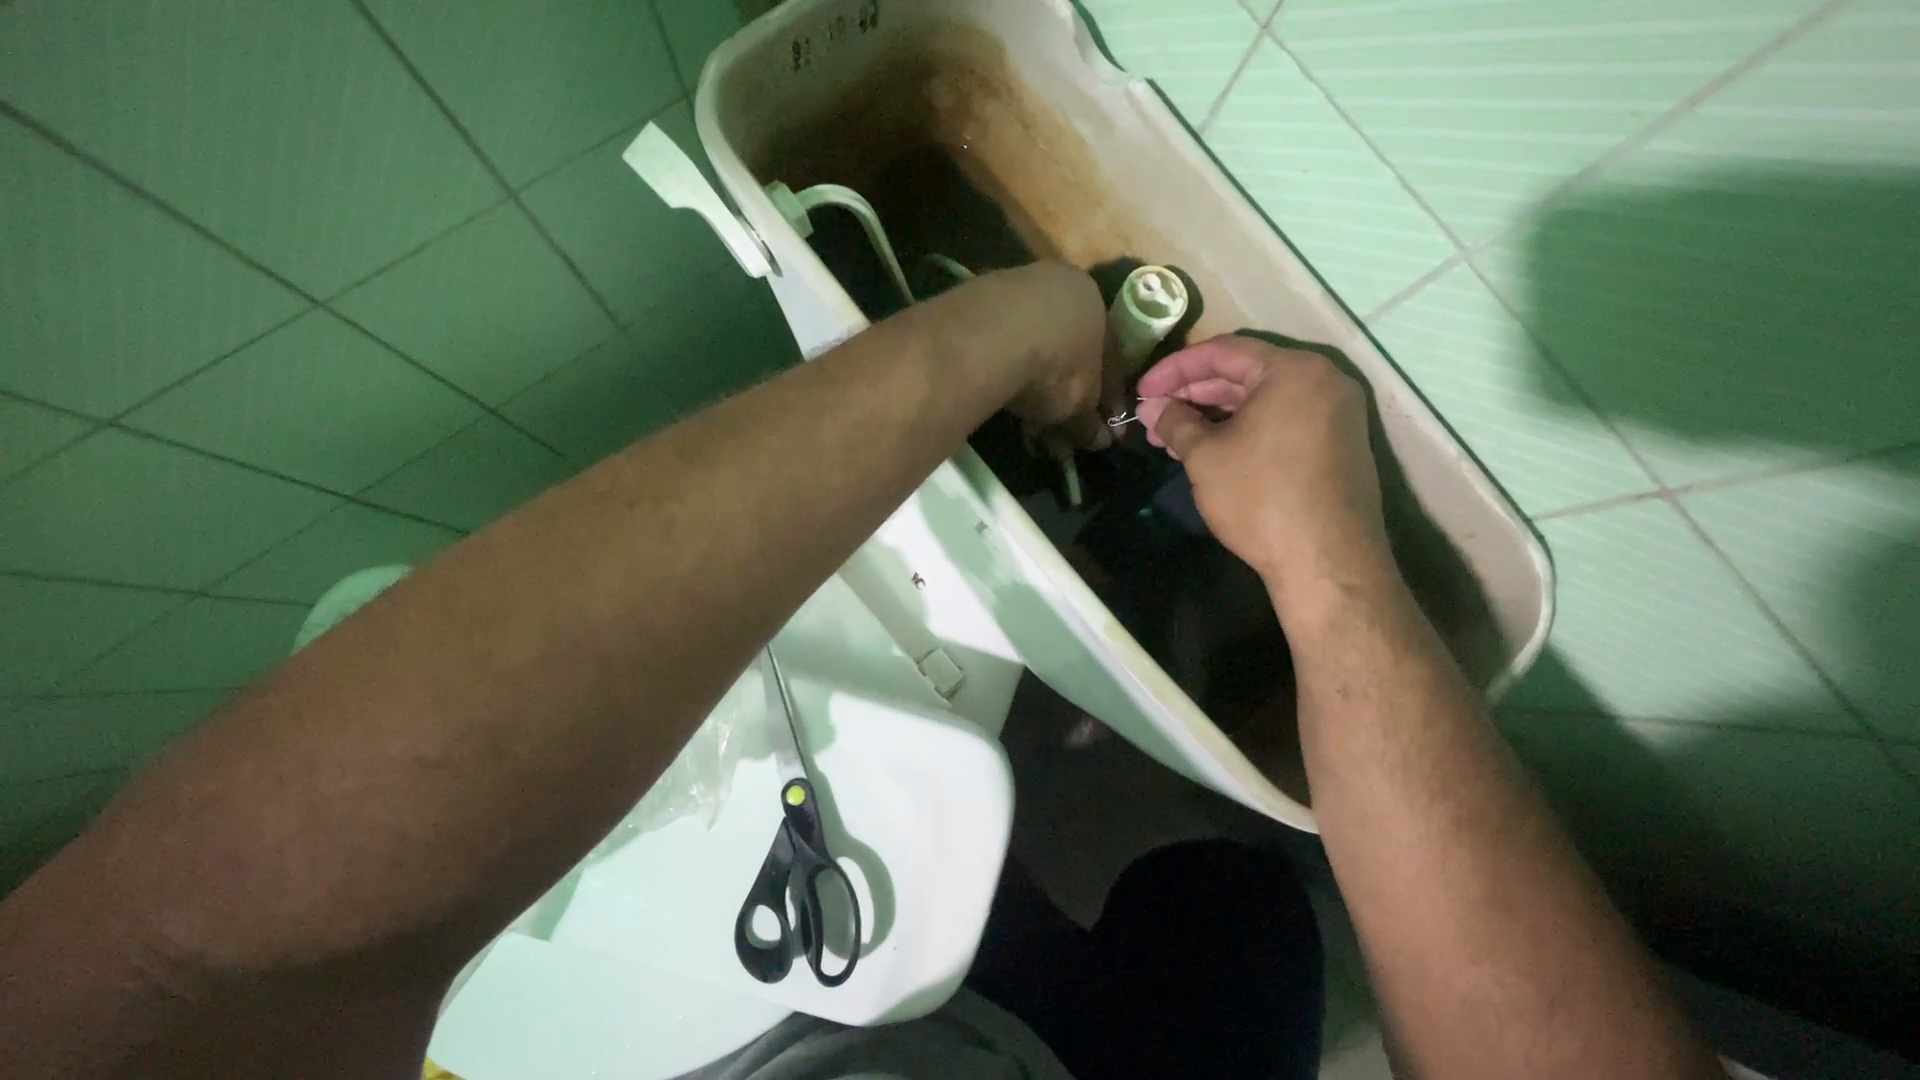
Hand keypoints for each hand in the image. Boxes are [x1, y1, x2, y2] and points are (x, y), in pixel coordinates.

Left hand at [947, 262, 1116, 448]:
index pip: (1108, 355)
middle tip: (1060, 424)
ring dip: (1033, 380)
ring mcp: (1012, 286)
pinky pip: (999, 343)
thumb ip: (1089, 422)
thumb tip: (1101, 439)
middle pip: (1067, 345)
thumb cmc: (1055, 367)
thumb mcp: (1078, 403)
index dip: (1106, 394)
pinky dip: (1004, 369)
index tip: (1103, 424)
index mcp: (1094, 301)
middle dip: (1065, 388)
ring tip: (1028, 417)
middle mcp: (1056, 284)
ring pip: (1031, 343)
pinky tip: (1001, 393)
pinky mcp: (973, 299)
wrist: (991, 339)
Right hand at [1136, 335, 1387, 600]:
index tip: (1142, 391)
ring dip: (1214, 416)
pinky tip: (1211, 453)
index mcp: (1293, 370)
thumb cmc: (1260, 497)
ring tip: (1171, 440)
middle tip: (1153, 417)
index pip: (1223, 351)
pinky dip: (1244, 431)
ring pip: (1263, 402)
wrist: (1326, 560)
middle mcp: (1322, 382)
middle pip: (1245, 374)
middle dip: (1193, 394)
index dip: (1175, 369)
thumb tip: (1153, 408)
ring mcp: (1336, 415)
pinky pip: (1282, 422)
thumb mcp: (1206, 457)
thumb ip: (1176, 423)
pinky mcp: (1338, 447)